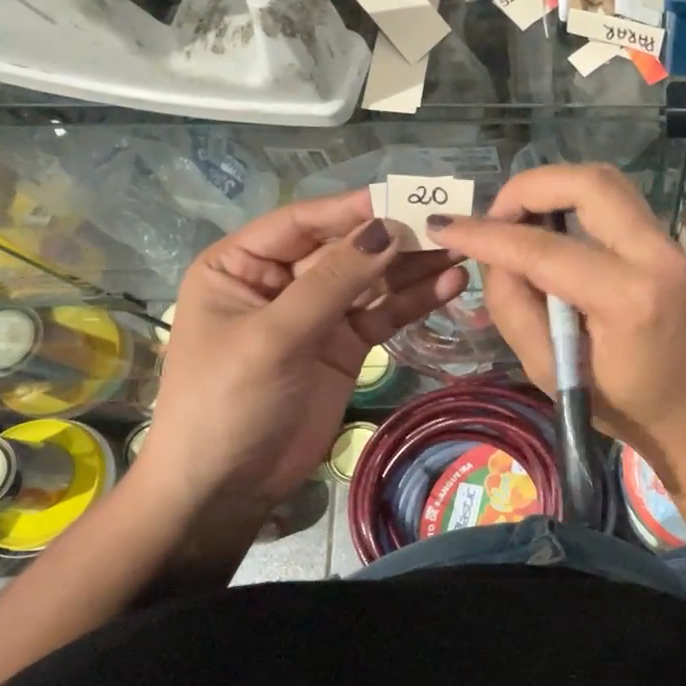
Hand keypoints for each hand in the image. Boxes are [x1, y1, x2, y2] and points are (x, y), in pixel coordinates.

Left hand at [142, 190, 466, 511]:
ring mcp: (316, 315)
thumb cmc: (228, 402)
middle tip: (447, 225)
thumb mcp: (275, 336)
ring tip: (460, 252)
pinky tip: (449, 285)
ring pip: (370, 280)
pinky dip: (414, 300)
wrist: (226, 487)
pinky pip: (383, 314)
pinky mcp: (344, 346)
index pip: (303, 223)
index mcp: (240, 265)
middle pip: (344, 248)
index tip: (406, 198)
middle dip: (393, 238)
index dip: (353, 210)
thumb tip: (386, 229)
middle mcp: (279, 282)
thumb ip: (333, 282)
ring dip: (413, 267)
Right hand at [427, 164, 685, 450]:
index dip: (487, 235)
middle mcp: (654, 256)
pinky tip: (548, 228)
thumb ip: (515, 309)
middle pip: (587, 184)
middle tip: (493, 220)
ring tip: (517, 222)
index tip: (444, 228)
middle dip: (527, 190)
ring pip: (604, 181)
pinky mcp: (665, 242)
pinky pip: (614, 199)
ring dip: (552, 188)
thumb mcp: (551, 373)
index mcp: (628, 298)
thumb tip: (492, 256)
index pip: (545, 249)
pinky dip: (573, 199)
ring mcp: (666, 244)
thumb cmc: (621, 405)